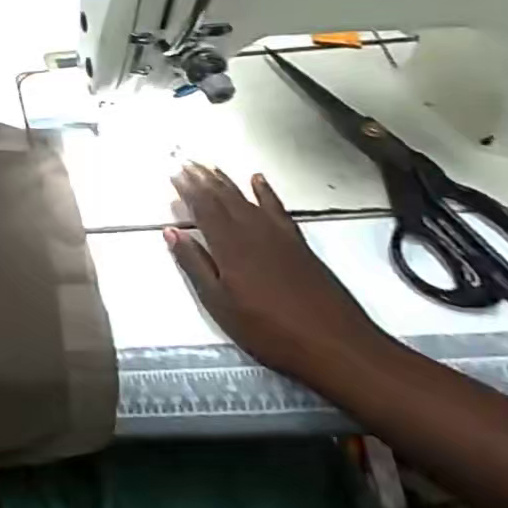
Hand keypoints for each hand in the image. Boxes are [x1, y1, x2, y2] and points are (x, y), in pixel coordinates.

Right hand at [165, 164, 393, 387]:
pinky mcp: (297, 243)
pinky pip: (276, 208)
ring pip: (245, 198)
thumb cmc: (269, 330)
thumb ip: (194, 265)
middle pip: (222, 197)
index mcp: (228, 245)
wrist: (336, 346)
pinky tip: (258, 180)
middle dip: (202, 178)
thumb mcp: (220, 304)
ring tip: (210, 167)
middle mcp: (251, 231)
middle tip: (187, 162)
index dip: (187, 189)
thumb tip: (172, 233)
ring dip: (225, 181)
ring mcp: (277, 234)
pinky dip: (265, 191)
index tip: (173, 173)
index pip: (202, 207)